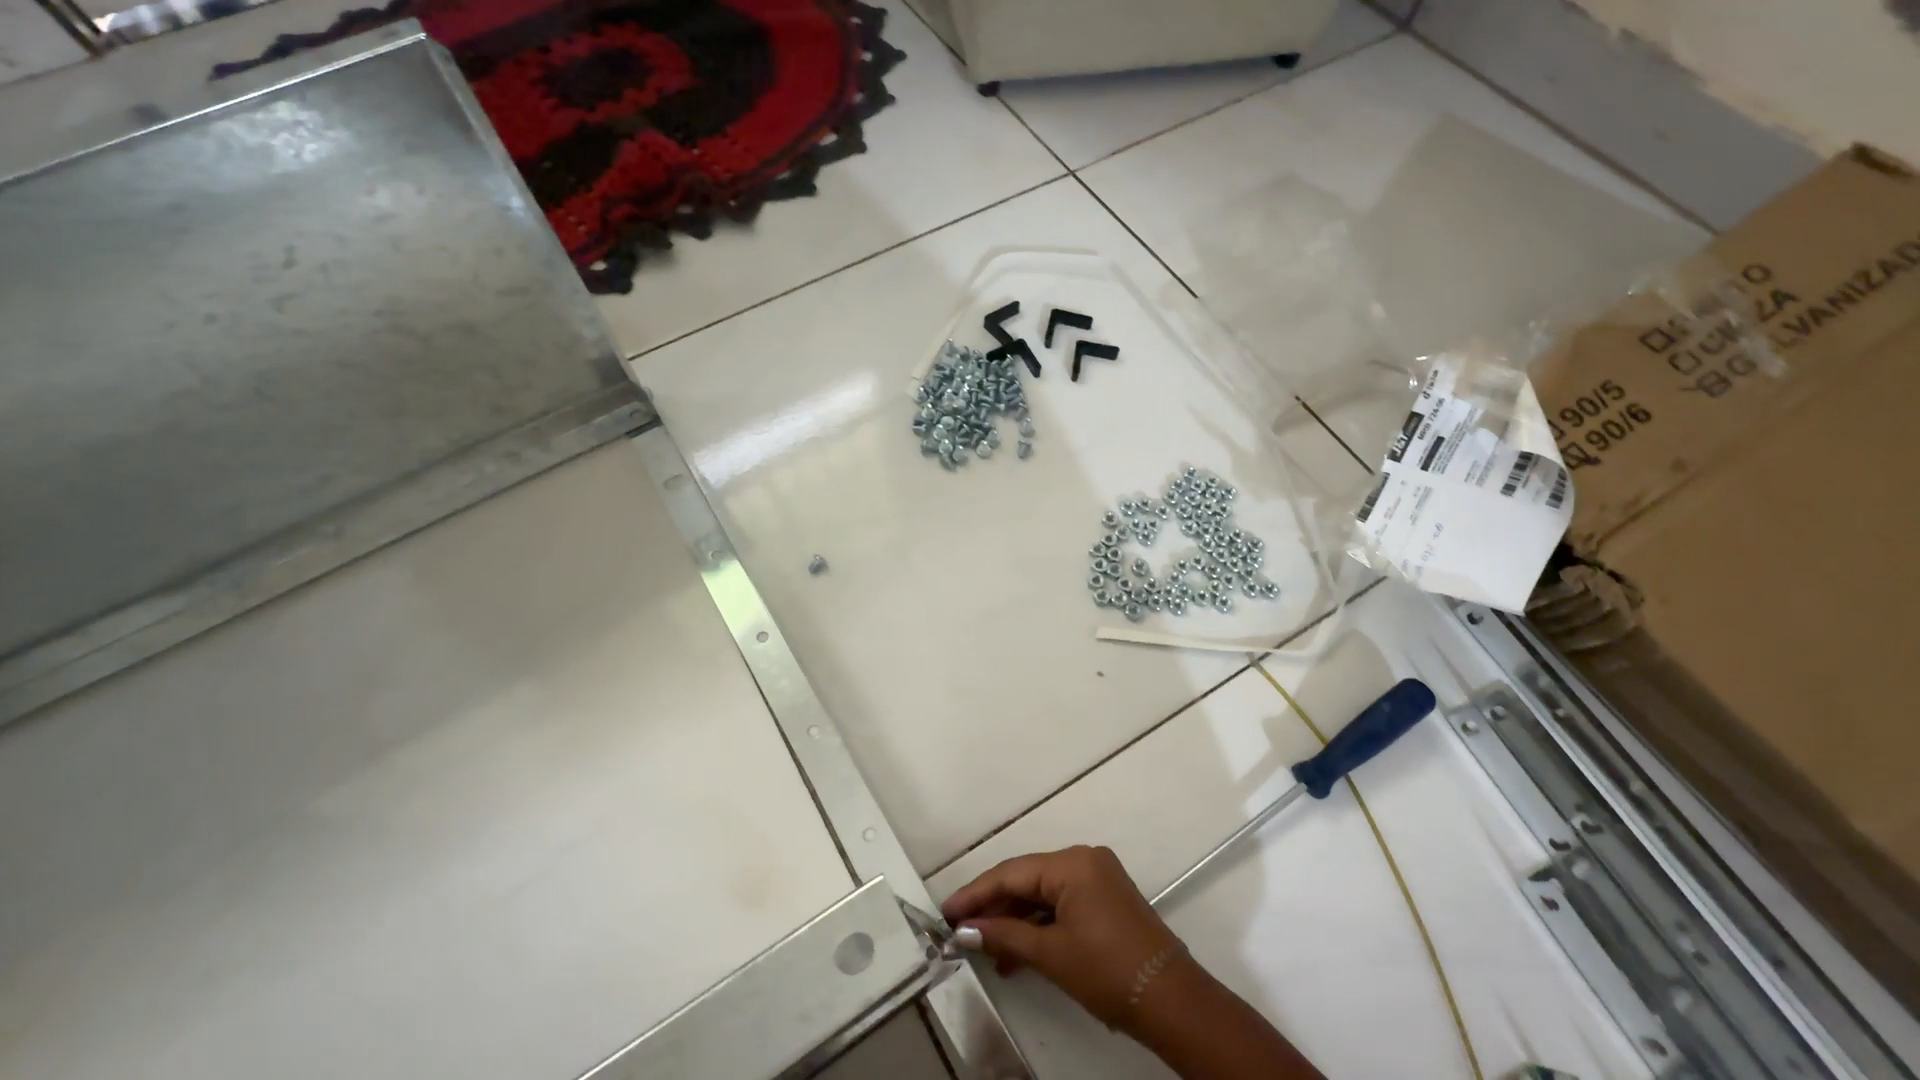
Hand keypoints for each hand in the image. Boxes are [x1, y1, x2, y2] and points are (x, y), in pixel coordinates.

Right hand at [940, 845, 1187, 1032]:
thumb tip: (966, 930)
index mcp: (1073, 864)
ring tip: (984, 949)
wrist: (1169, 1000)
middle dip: (993, 908)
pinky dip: (1037, 926)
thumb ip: (1003, 935)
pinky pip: (1060, 905)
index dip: (975, 894)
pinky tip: (1014, 953)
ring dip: (1014, 921)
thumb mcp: (1049, 954)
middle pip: (1026, 880)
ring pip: (1042, 895)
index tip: (945, 913)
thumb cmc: (1106, 970)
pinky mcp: (1105, 901)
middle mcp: (1085, 861)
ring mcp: (1098, 880)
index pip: (1011, 873)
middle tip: (960, 930)